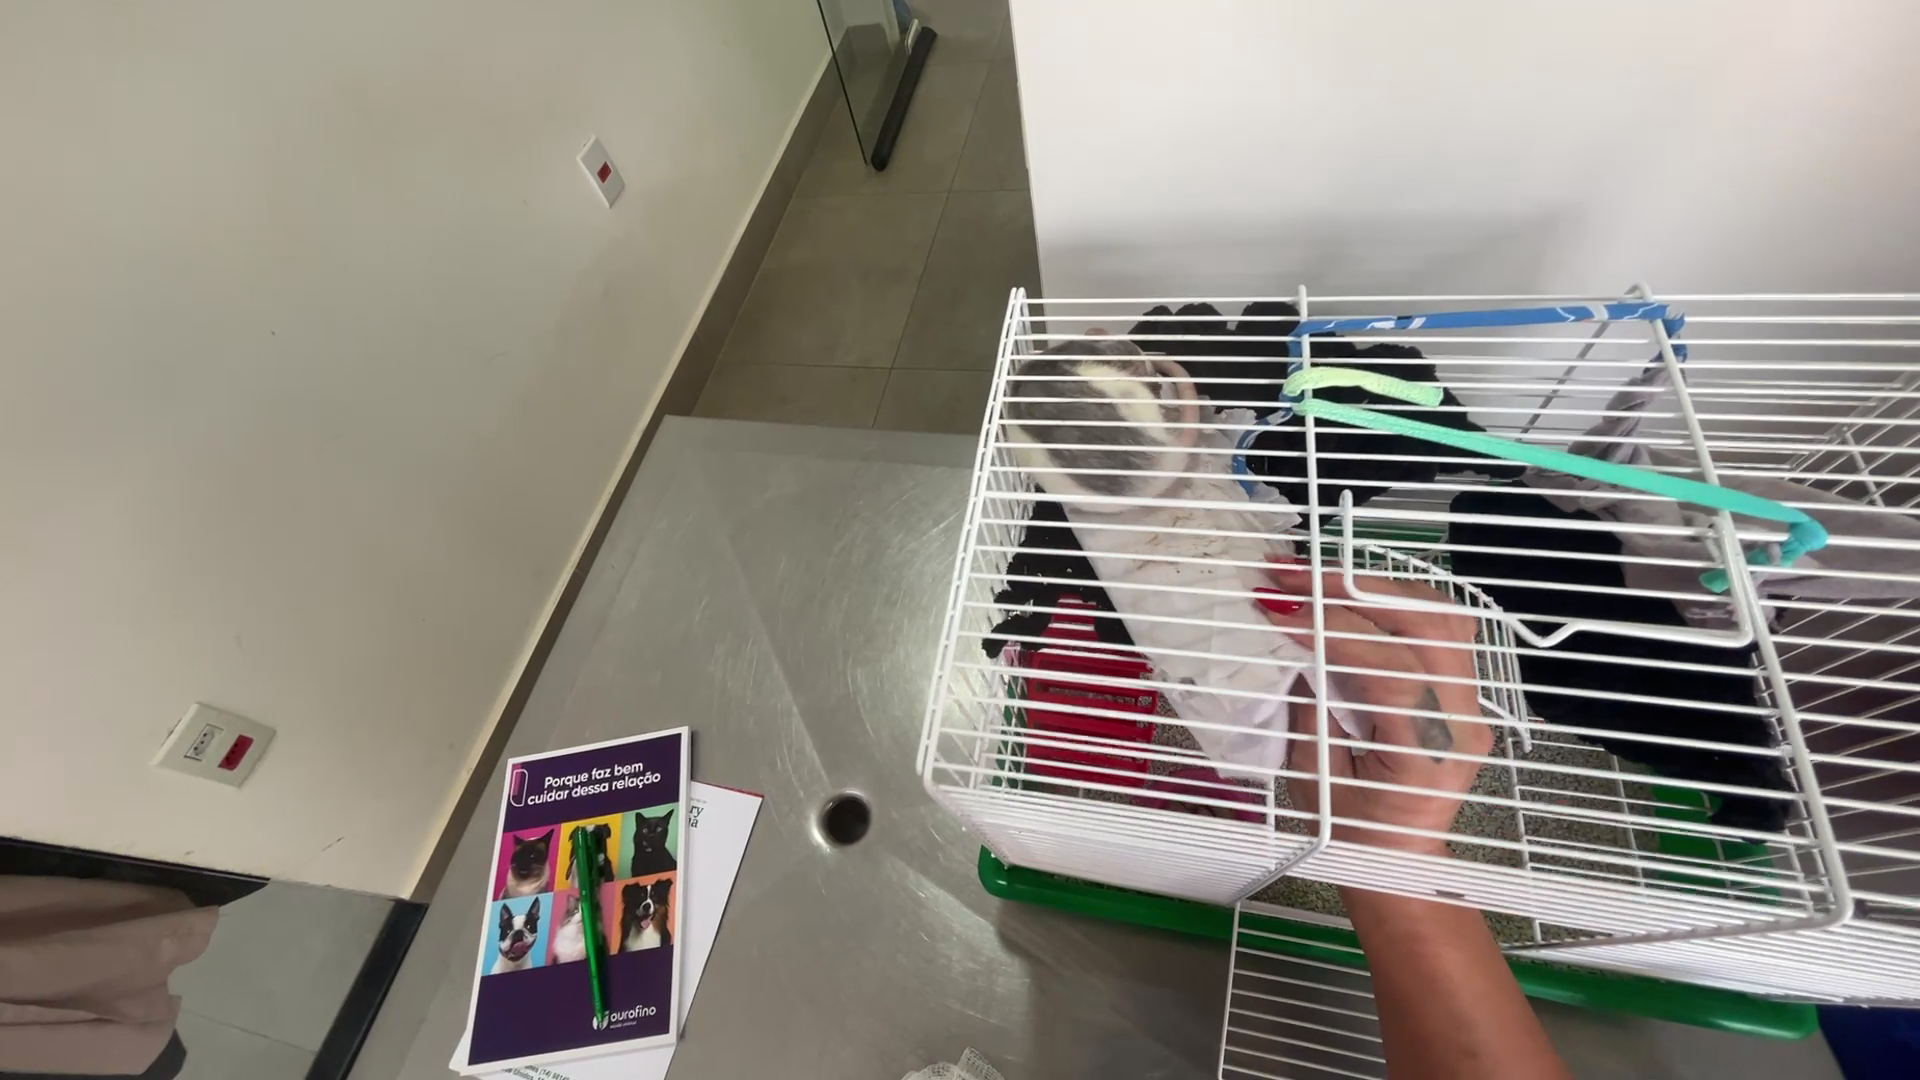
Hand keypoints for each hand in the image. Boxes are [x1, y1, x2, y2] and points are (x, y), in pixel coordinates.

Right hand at [1255, 562, 1492, 854]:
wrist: (1400, 858)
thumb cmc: (1354, 833)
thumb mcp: (1317, 780)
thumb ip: (1312, 711)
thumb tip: (1296, 649)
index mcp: (1429, 753)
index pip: (1395, 671)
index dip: (1338, 634)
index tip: (1282, 616)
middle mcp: (1462, 719)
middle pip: (1427, 626)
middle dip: (1351, 590)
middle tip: (1288, 576)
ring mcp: (1468, 700)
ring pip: (1438, 615)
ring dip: (1370, 586)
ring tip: (1311, 576)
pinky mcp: (1457, 687)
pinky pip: (1435, 626)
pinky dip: (1388, 599)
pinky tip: (1347, 593)